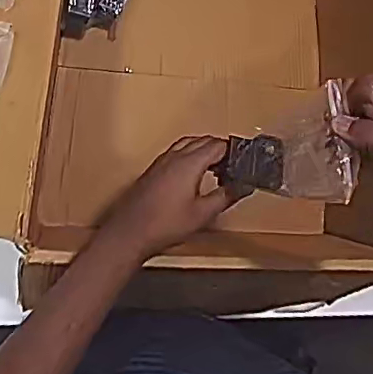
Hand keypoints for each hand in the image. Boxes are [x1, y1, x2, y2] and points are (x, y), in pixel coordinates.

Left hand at [95, 136, 245, 262]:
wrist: (129, 233)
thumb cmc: (165, 224)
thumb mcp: (202, 215)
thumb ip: (225, 197)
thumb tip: (243, 186)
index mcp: (190, 162)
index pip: (217, 145)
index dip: (232, 151)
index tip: (242, 162)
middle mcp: (176, 155)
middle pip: (203, 140)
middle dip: (220, 149)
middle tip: (231, 166)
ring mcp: (162, 161)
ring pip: (188, 143)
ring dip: (203, 150)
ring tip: (215, 168)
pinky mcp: (154, 169)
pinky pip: (177, 151)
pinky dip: (190, 154)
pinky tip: (192, 174)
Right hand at [337, 72, 372, 248]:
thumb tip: (341, 120)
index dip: (368, 90)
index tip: (363, 113)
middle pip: (362, 95)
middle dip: (347, 105)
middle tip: (341, 125)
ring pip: (351, 116)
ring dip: (338, 124)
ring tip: (333, 138)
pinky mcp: (365, 159)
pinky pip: (346, 139)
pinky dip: (335, 142)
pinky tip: (332, 153)